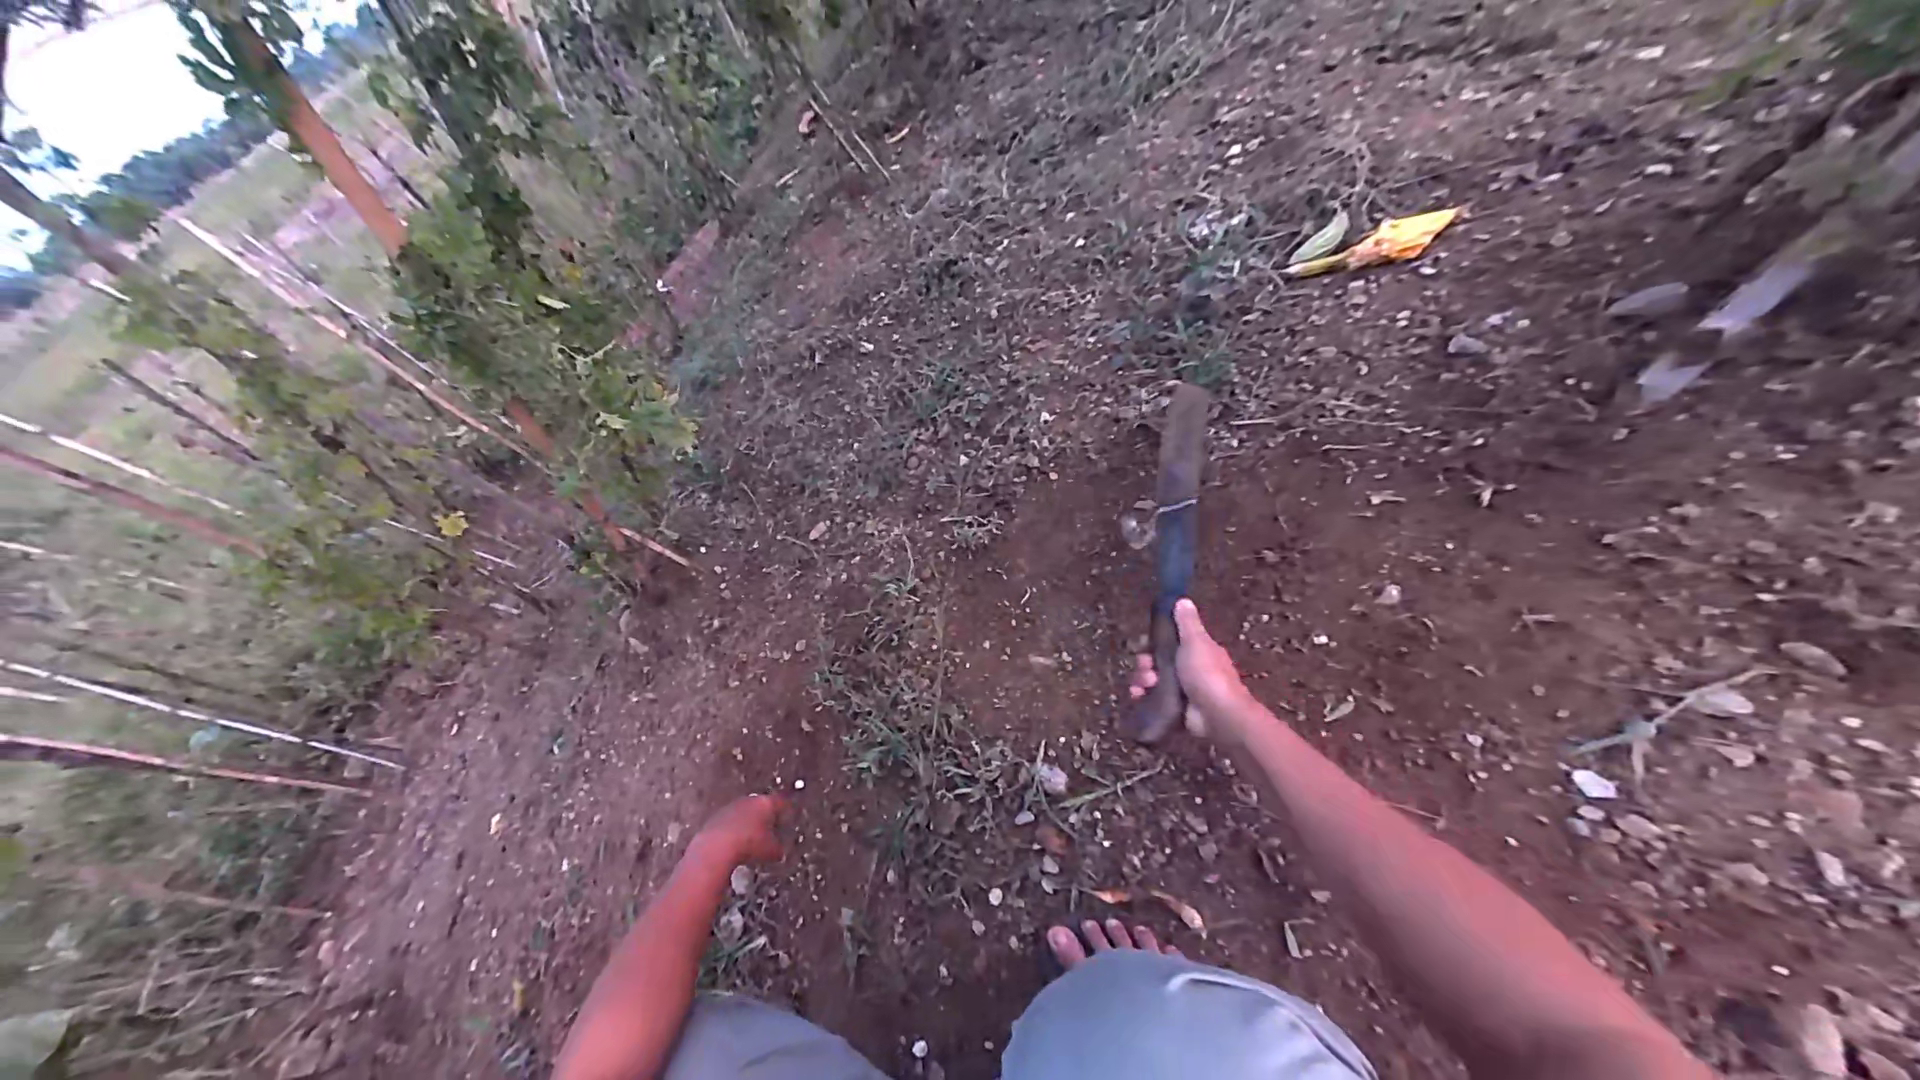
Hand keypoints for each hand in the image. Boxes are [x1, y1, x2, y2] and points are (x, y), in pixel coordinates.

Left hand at [689, 794, 787, 866]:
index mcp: (766, 803)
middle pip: (761, 806)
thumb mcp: (771, 851)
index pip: (781, 802)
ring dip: (748, 823)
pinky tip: (734, 844)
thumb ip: (778, 849)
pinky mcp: (715, 818)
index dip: (786, 809)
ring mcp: (730, 808)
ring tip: (751, 839)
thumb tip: (778, 852)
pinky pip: (729, 822)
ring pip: (744, 813)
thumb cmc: (749, 845)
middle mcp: (749, 801)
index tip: (789, 813)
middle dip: (765, 816)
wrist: (716, 848)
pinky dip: (734, 830)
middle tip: (770, 829)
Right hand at [1128, 599, 1263, 742]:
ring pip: (1152, 679)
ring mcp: (1182, 691)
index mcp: (1197, 651)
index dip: (1153, 642)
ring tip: (1145, 684)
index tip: (1144, 643)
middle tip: (1146, 667)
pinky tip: (1138, 696)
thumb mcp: (1196, 641)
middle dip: (1145, 662)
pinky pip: (1152, 699)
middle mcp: (1189, 669)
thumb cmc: (1207, 674)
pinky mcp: (1174, 709)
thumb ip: (1187, 622)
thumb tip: (1183, 600)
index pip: (1169, 641)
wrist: (1217, 715)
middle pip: (1157, 661)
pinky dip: (1143, 696)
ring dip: (1142, 678)